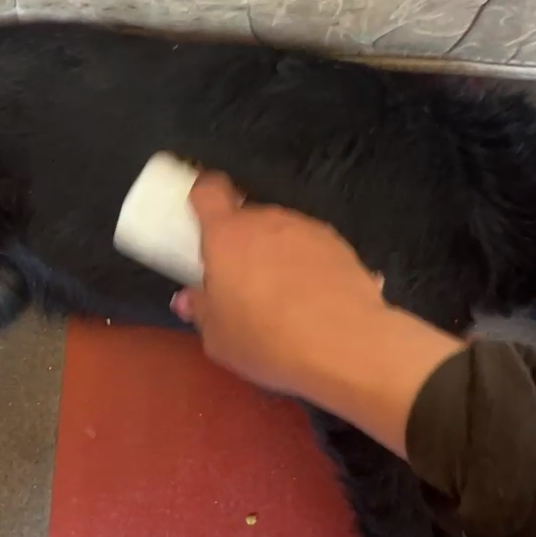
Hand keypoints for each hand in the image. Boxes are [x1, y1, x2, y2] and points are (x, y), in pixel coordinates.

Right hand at [171, 174, 393, 398]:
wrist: (345, 345)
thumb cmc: (267, 339)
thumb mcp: (218, 338)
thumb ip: (201, 310)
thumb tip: (190, 298)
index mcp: (227, 234)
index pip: (209, 191)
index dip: (204, 197)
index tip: (203, 218)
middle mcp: (267, 221)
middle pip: (248, 218)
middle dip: (243, 244)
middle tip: (244, 283)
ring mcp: (308, 230)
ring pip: (283, 234)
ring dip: (278, 255)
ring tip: (286, 299)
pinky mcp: (341, 246)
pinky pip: (314, 252)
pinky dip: (311, 269)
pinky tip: (317, 305)